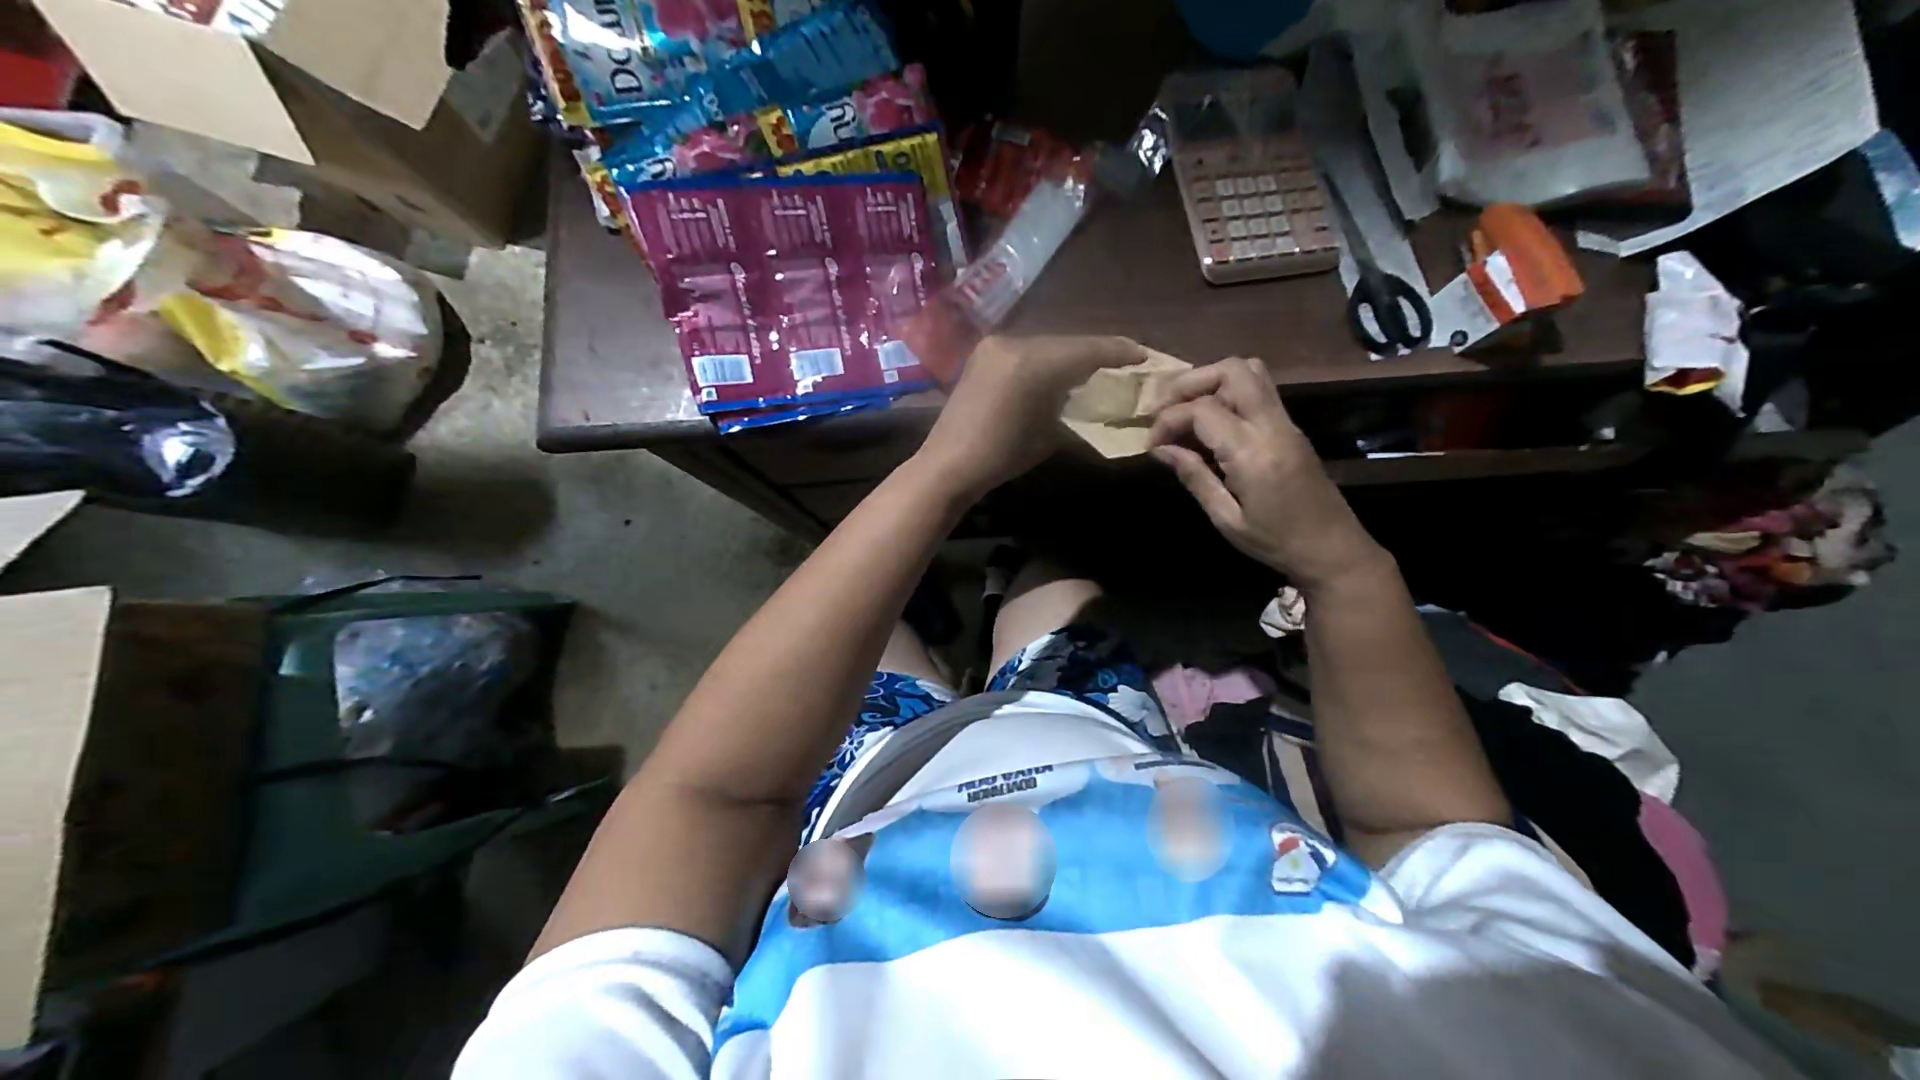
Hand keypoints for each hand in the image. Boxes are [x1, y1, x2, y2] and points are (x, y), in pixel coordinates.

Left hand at [913, 335, 1146, 501]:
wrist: (949, 464)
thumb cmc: (1002, 456)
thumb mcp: (1050, 433)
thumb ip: (1075, 406)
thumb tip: (1093, 396)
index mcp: (1032, 362)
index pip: (1085, 350)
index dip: (1118, 352)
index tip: (1143, 355)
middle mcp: (1014, 343)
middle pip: (1067, 344)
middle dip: (1096, 354)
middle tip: (1124, 363)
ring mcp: (995, 346)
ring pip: (1046, 345)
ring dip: (1070, 357)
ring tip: (1096, 369)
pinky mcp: (984, 354)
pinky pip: (1026, 352)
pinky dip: (1046, 361)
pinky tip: (1060, 373)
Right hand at [1148, 358, 1388, 590]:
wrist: (1333, 549)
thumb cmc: (1275, 542)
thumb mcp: (1226, 518)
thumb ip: (1193, 476)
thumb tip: (1160, 449)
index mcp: (1253, 452)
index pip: (1202, 409)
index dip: (1168, 420)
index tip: (1151, 445)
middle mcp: (1272, 426)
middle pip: (1231, 371)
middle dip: (1190, 382)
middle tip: (1163, 410)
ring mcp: (1286, 423)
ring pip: (1249, 371)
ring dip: (1210, 382)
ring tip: (1184, 410)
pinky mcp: (1290, 428)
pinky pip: (1258, 391)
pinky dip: (1226, 393)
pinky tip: (1207, 423)